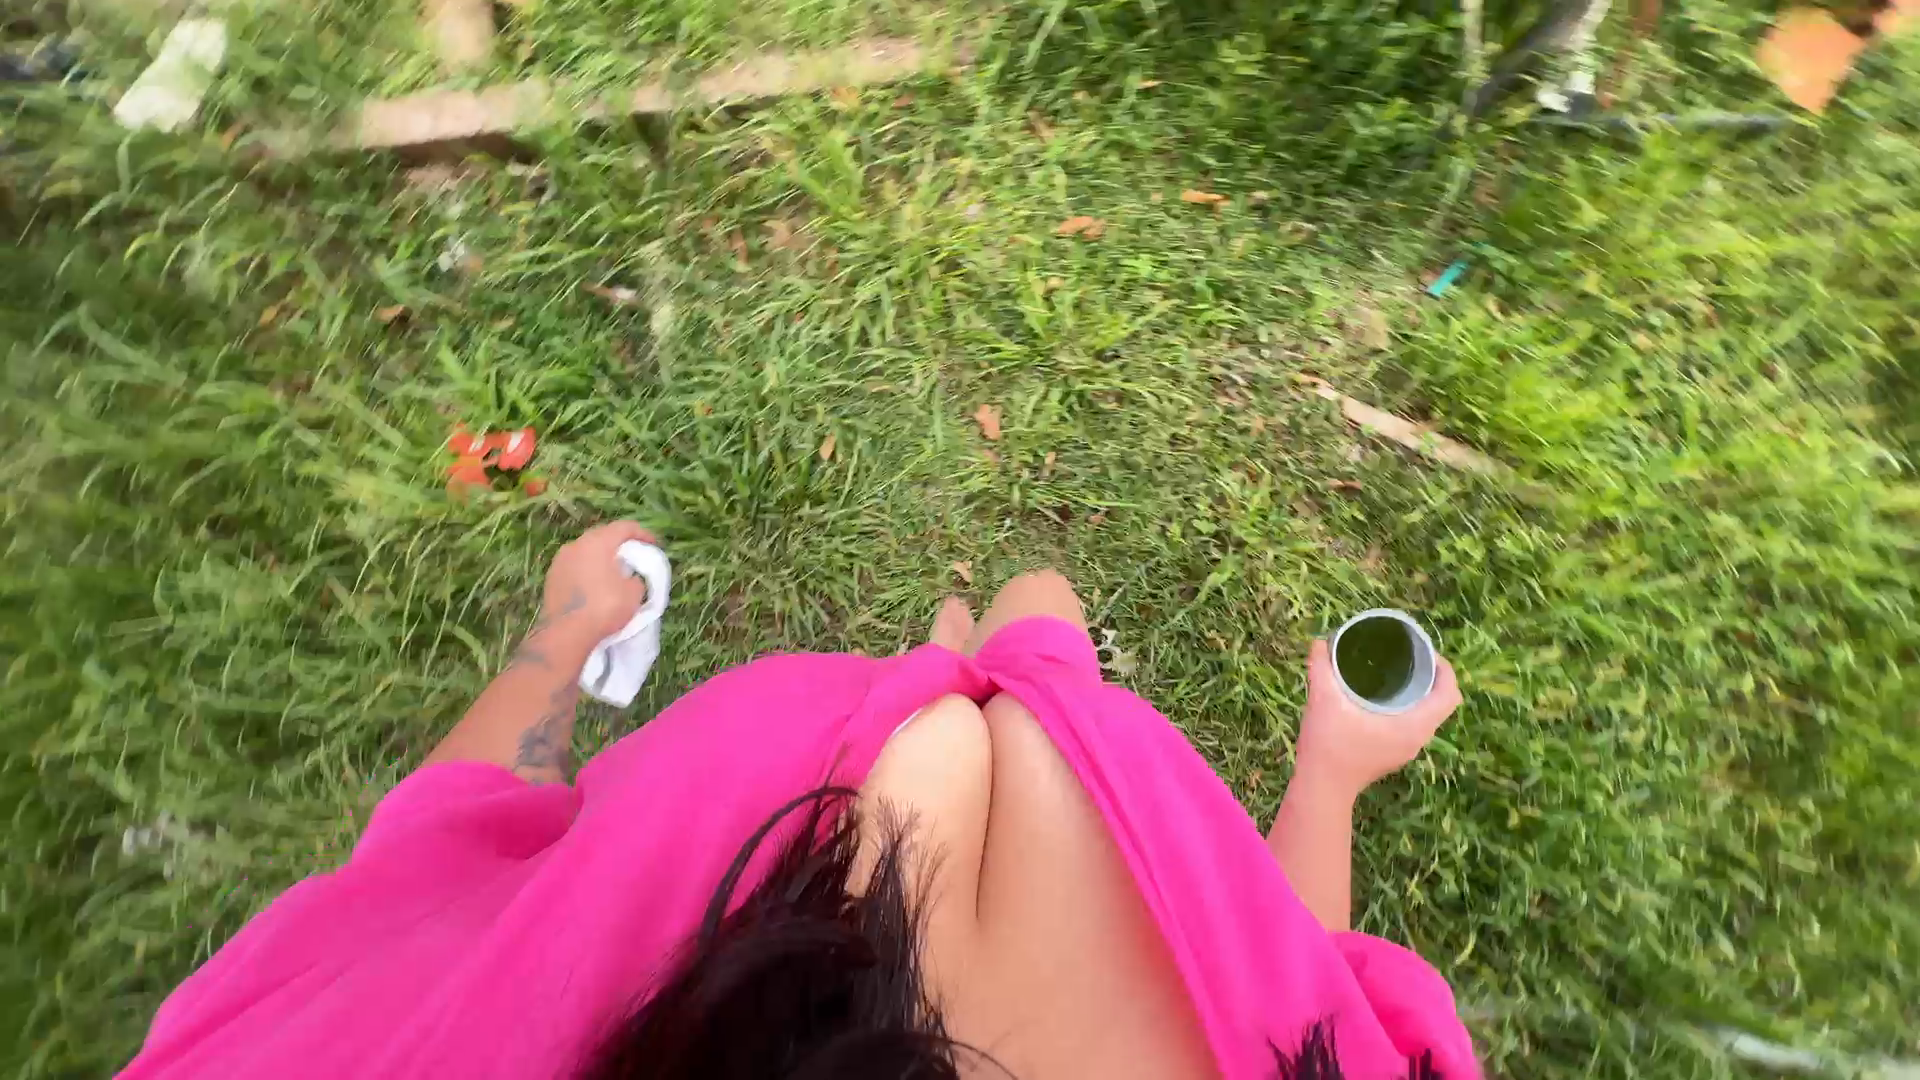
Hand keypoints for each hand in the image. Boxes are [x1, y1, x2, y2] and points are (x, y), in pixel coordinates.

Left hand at [537, 521, 657, 641]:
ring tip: (616, 570)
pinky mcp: (551, 578)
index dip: (643, 534)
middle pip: (603, 535)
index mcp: (597, 542)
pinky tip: (597, 583)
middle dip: (621, 543)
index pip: (624, 527)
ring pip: (587, 550)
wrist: (566, 633)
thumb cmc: (605, 607)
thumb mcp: (634, 592)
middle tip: (636, 555)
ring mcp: (560, 561)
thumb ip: (635, 577)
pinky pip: (576, 565)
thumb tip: (628, 577)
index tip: (655, 545)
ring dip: (603, 556)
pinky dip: (589, 569)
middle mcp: (576, 546)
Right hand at [1294, 637, 1460, 800]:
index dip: (1445, 670)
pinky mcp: (1392, 753)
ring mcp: (1406, 748)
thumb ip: (1321, 669)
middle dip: (1429, 677)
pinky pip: (1410, 724)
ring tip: (1393, 673)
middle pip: (1439, 703)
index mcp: (1413, 725)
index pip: (1449, 695)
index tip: (1425, 651)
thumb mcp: (1323, 700)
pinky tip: (1378, 698)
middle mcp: (1417, 738)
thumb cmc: (1330, 743)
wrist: (1322, 786)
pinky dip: (1404, 707)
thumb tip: (1320, 642)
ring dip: (1416, 693)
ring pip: (1424, 715)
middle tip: (1406, 657)